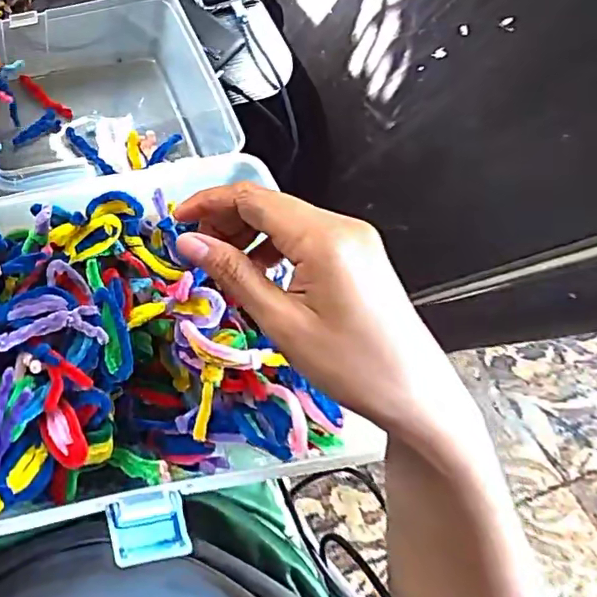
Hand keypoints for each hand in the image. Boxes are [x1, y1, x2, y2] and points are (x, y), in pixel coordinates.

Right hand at [172, 183, 478, 449]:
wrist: (419, 398)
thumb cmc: (354, 367)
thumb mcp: (282, 322)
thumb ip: (232, 273)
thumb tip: (190, 242)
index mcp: (324, 238)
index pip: (250, 197)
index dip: (207, 203)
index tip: (177, 219)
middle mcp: (341, 227)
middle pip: (266, 203)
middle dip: (223, 219)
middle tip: (196, 249)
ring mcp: (352, 238)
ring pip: (282, 217)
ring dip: (245, 232)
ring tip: (222, 263)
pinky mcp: (356, 252)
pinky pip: (302, 234)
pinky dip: (270, 244)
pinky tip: (256, 271)